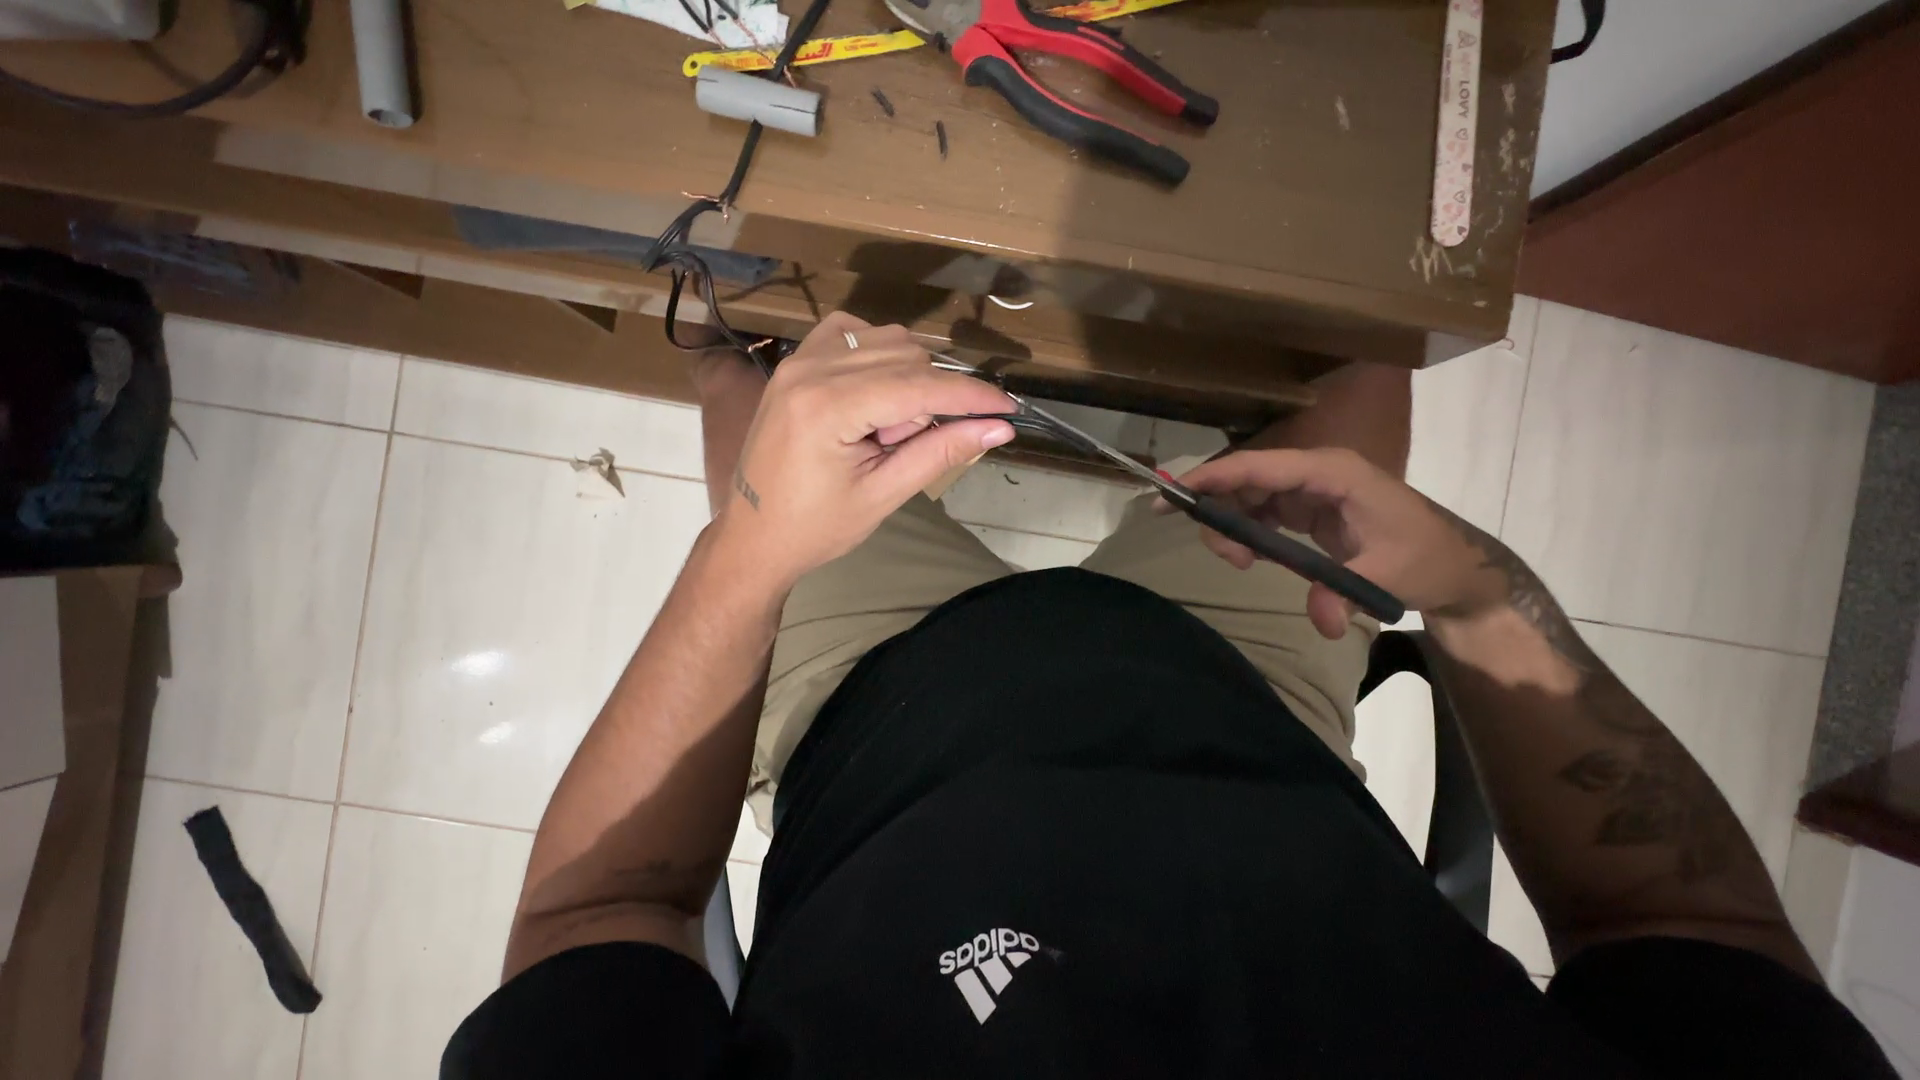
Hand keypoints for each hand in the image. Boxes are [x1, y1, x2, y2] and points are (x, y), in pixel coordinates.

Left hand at [713, 313, 1015, 588]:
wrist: (754, 535)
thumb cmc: (816, 527)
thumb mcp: (883, 495)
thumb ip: (941, 453)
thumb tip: (999, 428)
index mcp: (828, 408)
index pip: (919, 386)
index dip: (970, 397)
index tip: (1008, 408)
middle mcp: (810, 369)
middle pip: (907, 357)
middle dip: (928, 400)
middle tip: (905, 447)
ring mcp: (798, 359)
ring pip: (886, 340)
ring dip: (906, 379)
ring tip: (883, 431)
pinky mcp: (795, 361)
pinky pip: (853, 332)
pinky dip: (877, 355)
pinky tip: (873, 394)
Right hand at [1170, 447, 1507, 637]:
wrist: (1455, 569)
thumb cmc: (1428, 559)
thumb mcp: (1391, 575)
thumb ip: (1347, 591)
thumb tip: (1318, 621)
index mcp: (1333, 473)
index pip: (1261, 466)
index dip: (1214, 477)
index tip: (1174, 494)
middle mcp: (1315, 473)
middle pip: (1246, 479)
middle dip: (1220, 511)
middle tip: (1229, 558)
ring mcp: (1310, 491)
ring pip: (1248, 496)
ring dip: (1232, 526)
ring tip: (1243, 563)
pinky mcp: (1307, 510)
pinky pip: (1261, 512)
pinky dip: (1247, 533)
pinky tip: (1250, 557)